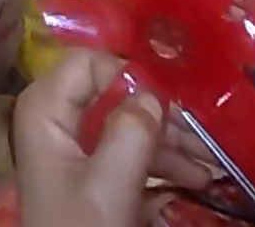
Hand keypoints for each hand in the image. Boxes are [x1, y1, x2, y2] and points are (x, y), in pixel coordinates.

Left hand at [16, 51, 212, 226]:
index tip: (170, 105)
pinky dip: (158, 162)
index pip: (90, 63)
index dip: (129, 78)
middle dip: (158, 115)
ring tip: (209, 163)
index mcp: (46, 108)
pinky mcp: (88, 171)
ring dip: (167, 141)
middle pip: (111, 92)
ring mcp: (72, 143)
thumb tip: (153, 95)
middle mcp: (55, 115)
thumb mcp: (107, 190)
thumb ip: (131, 134)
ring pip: (125, 122)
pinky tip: (194, 177)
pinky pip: (126, 150)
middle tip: (201, 135)